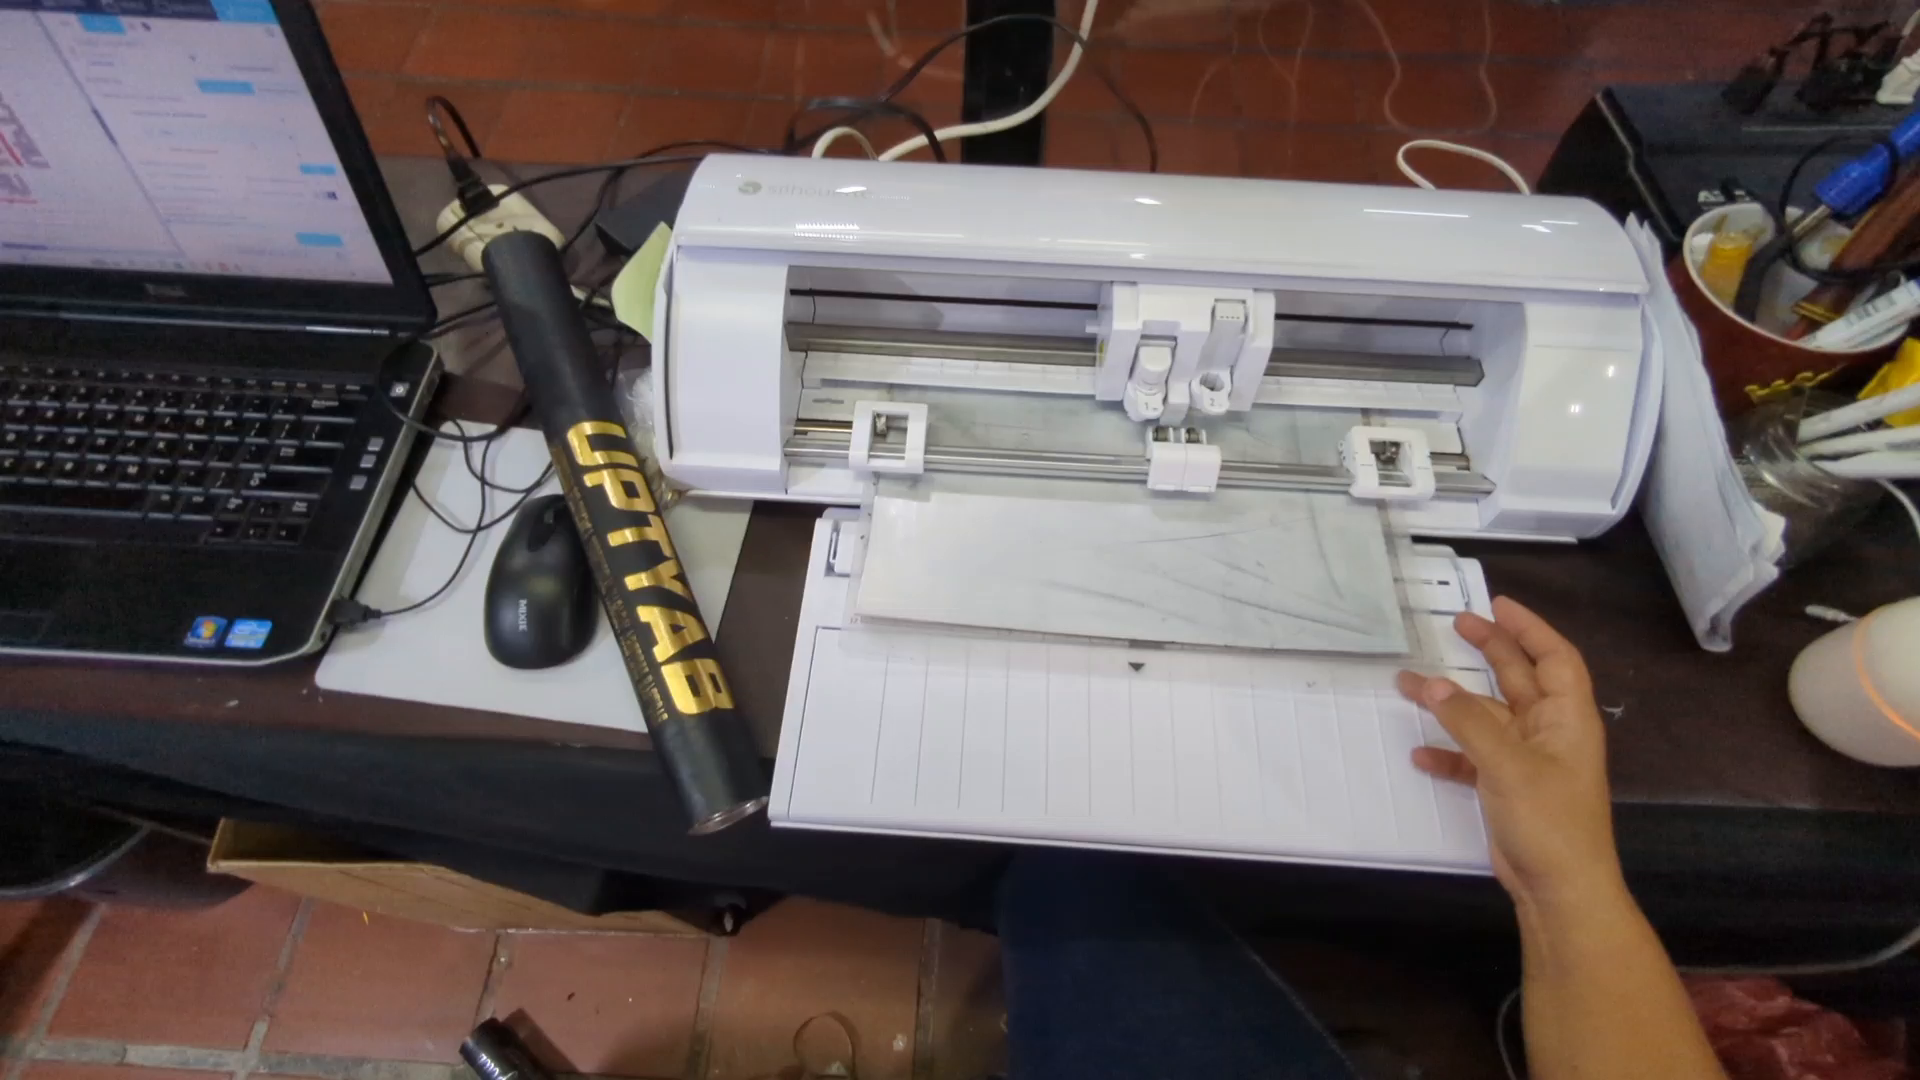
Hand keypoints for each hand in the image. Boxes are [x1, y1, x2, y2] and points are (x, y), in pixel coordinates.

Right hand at [1397, 597, 1623, 909]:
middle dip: (1491, 649)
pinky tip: (1420, 752)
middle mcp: (1548, 733)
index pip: (1555, 660)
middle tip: (1458, 623)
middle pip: (1520, 678)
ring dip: (1452, 700)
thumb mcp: (1507, 765)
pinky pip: (1471, 755)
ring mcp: (1526, 760)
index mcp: (1566, 721)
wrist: (1559, 889)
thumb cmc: (1548, 821)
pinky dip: (1446, 750)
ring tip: (1408, 683)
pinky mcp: (1505, 785)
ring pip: (1486, 715)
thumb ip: (1467, 721)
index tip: (1496, 605)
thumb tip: (1429, 684)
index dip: (1529, 629)